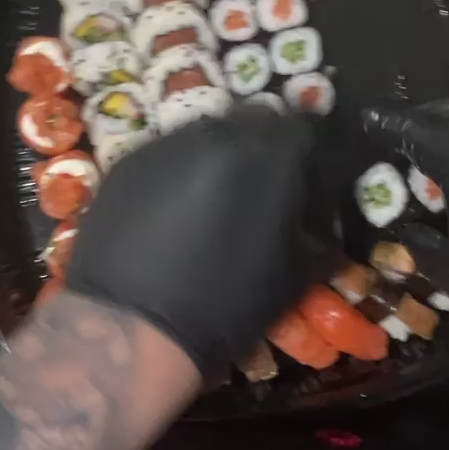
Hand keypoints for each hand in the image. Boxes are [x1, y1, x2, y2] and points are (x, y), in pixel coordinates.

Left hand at [68, 108, 321, 379]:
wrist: (134, 328)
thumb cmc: (227, 304)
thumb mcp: (295, 274)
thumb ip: (319, 234)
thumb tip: (322, 222)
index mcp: (267, 154)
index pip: (303, 127)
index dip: (309, 154)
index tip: (307, 181)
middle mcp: (216, 133)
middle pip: (253, 121)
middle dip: (264, 147)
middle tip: (263, 186)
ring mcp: (165, 144)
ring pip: (206, 133)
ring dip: (219, 156)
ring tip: (216, 200)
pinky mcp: (126, 163)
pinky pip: (166, 156)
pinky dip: (179, 173)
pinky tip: (173, 212)